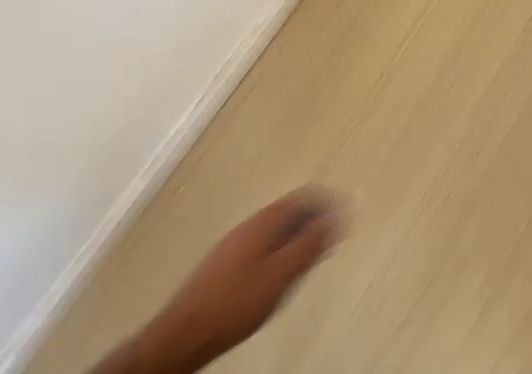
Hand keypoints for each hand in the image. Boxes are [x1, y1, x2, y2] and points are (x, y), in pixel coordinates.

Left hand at [98, 187, 345, 373]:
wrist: (185, 334)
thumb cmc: (238, 301)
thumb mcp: (282, 274)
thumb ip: (309, 244)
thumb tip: (335, 218)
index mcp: (263, 223)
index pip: (303, 197)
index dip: (327, 202)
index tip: (345, 215)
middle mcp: (249, 226)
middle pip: (290, 211)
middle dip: (315, 220)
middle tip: (333, 240)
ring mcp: (235, 244)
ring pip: (277, 229)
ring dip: (299, 236)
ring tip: (314, 258)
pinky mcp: (227, 264)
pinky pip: (265, 244)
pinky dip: (283, 250)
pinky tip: (284, 273)